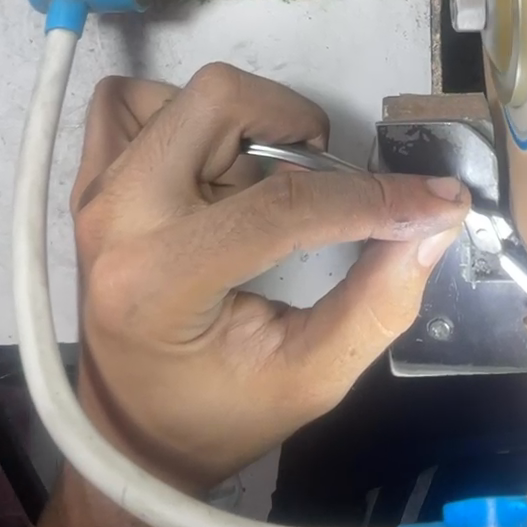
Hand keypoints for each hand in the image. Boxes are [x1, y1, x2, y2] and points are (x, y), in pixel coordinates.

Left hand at [69, 64, 469, 489]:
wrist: (128, 434)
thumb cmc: (218, 414)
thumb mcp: (312, 377)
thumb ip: (380, 299)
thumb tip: (437, 216)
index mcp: (160, 282)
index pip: (282, 206)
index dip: (372, 197)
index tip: (435, 198)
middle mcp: (116, 218)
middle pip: (220, 100)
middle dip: (293, 125)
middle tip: (316, 181)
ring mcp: (94, 189)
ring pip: (183, 93)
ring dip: (243, 123)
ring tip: (254, 186)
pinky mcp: (90, 176)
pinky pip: (131, 102)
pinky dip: (184, 116)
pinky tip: (208, 168)